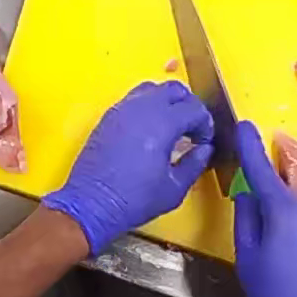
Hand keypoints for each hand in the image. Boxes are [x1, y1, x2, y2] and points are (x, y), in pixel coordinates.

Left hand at [44, 81, 214, 254]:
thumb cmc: (134, 200)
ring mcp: (121, 110)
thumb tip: (203, 150)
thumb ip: (194, 165)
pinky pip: (131, 101)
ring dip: (165, 102)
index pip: (193, 109)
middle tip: (191, 128)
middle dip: (188, 106)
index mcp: (162, 123)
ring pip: (150, 90)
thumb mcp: (173, 190)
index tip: (204, 141)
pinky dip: (145, 108)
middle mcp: (141, 108)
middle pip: (173, 90)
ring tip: (169, 126)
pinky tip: (147, 130)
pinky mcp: (107, 119)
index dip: (205, 124)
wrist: (91, 205)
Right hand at [233, 120, 296, 296]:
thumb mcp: (249, 259)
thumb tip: (246, 194)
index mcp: (284, 208)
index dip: (250, 147)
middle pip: (284, 184)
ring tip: (269, 243)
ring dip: (281, 211)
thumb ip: (245, 221)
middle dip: (267, 183)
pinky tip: (288, 254)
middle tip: (252, 199)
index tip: (243, 125)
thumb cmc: (279, 292)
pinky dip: (295, 225)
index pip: (261, 169)